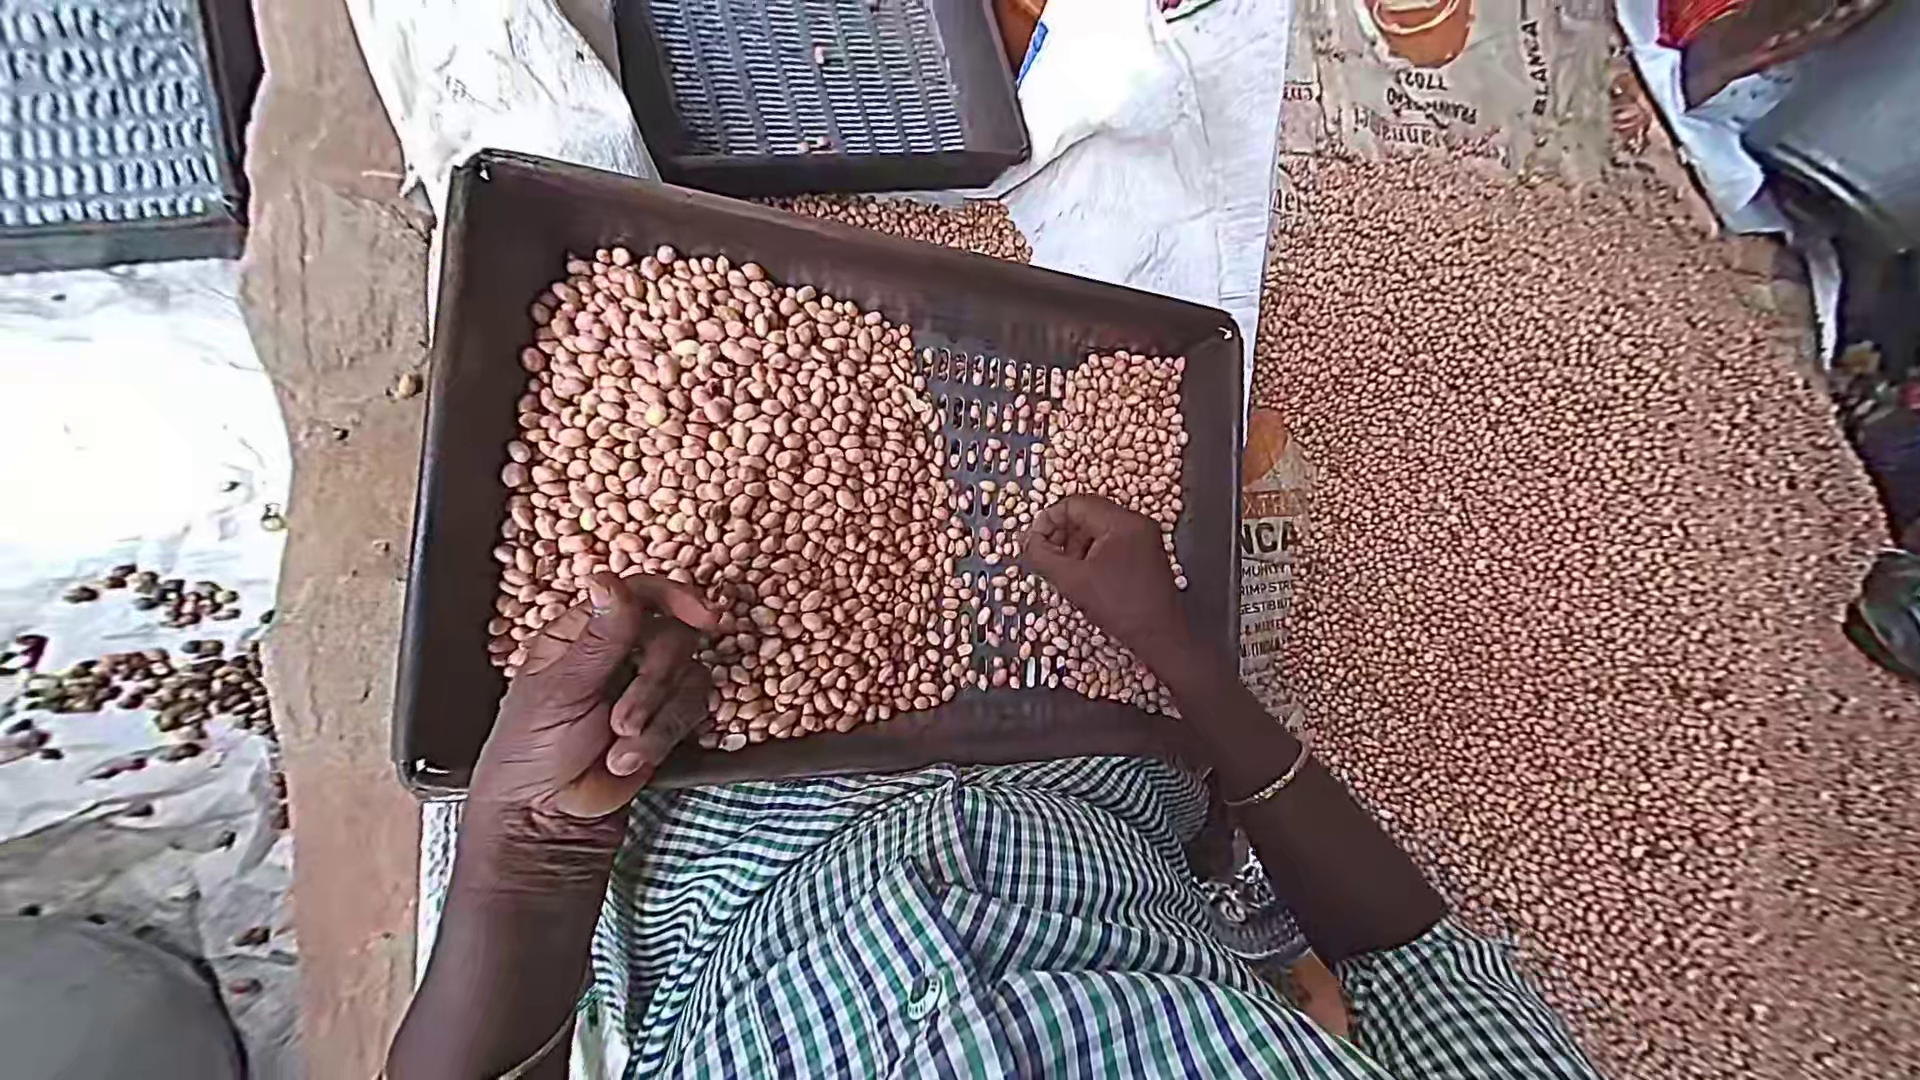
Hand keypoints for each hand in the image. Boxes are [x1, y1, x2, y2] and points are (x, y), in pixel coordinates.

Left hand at [465, 572, 720, 861]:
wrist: (547, 821)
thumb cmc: (531, 753)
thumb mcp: (559, 693)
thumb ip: (599, 637)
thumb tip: (608, 577)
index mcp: (585, 632)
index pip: (641, 594)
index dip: (676, 598)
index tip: (704, 617)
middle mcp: (624, 649)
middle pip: (674, 634)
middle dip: (654, 680)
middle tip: (624, 719)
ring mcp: (650, 682)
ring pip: (689, 671)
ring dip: (657, 713)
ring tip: (621, 746)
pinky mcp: (670, 714)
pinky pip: (692, 707)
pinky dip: (663, 735)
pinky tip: (629, 759)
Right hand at [1024, 495, 1191, 668]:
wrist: (1160, 636)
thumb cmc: (1118, 608)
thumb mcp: (1071, 581)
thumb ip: (1042, 556)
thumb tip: (1026, 542)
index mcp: (1122, 522)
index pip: (1075, 504)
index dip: (1048, 520)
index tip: (1033, 541)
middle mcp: (1136, 523)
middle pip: (1086, 513)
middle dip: (1060, 533)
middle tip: (1045, 555)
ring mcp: (1144, 538)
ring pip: (1097, 528)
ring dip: (1074, 544)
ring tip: (1063, 569)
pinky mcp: (1145, 553)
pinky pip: (1110, 541)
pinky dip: (1091, 552)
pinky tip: (1082, 575)